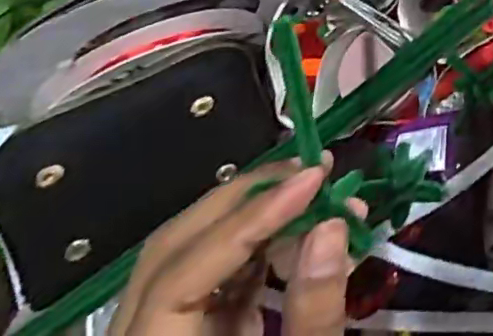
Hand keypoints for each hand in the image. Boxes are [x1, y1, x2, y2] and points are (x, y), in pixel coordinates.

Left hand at [109, 158, 363, 335]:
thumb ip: (314, 314)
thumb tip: (334, 225)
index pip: (180, 277)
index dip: (249, 220)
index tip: (314, 178)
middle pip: (174, 250)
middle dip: (249, 201)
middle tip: (316, 172)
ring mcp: (157, 334)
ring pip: (194, 254)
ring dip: (262, 218)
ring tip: (324, 200)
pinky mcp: (189, 332)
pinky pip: (215, 274)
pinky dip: (262, 244)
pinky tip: (307, 231)